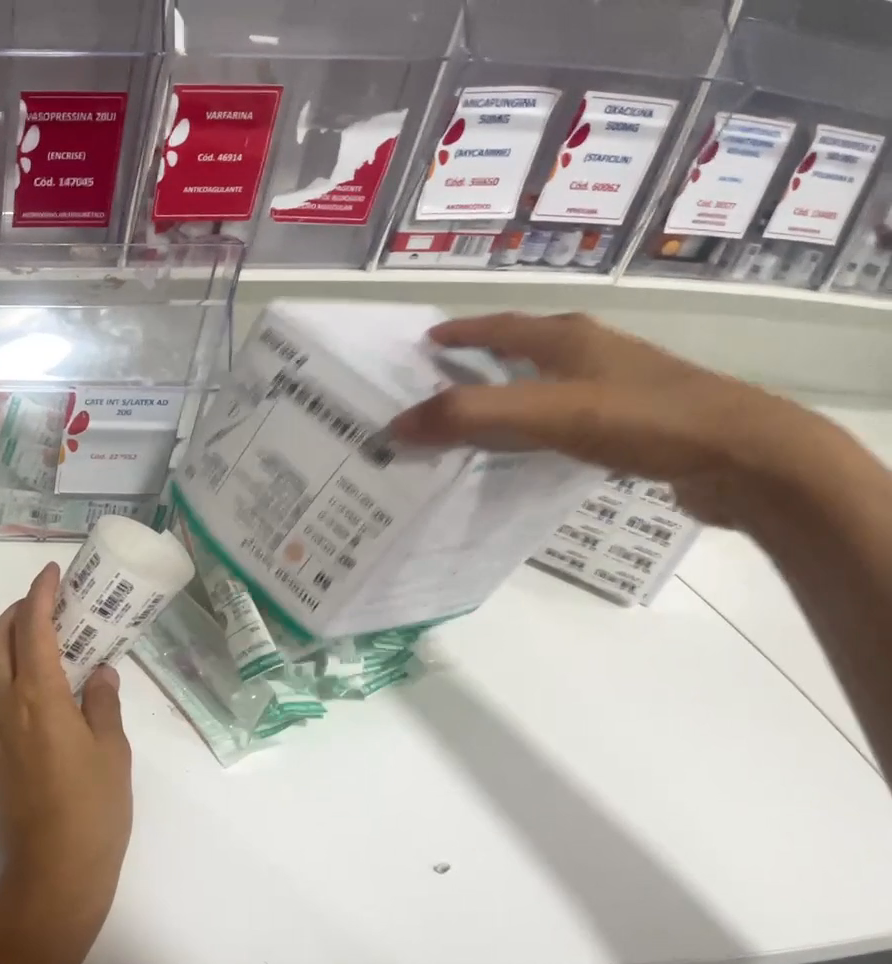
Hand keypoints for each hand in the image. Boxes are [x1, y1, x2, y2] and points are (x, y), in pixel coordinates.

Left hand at [0, 563, 132, 928]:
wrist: (53, 866)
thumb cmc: (94, 809)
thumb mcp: (113, 751)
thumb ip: (103, 703)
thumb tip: (101, 673)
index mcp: (40, 697)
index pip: (33, 629)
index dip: (40, 595)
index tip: (50, 574)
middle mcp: (4, 703)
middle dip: (16, 611)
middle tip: (44, 605)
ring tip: (24, 637)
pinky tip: (11, 678)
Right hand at [391, 312, 835, 525]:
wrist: (749, 458)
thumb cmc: (643, 419)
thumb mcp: (545, 414)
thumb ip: (468, 416)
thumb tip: (394, 426)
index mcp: (572, 341)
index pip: (504, 326)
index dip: (464, 331)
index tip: (428, 340)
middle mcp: (597, 354)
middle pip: (530, 346)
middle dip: (487, 355)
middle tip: (447, 374)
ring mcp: (624, 387)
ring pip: (552, 379)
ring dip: (513, 389)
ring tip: (480, 411)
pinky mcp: (640, 422)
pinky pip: (572, 412)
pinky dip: (540, 421)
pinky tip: (533, 444)